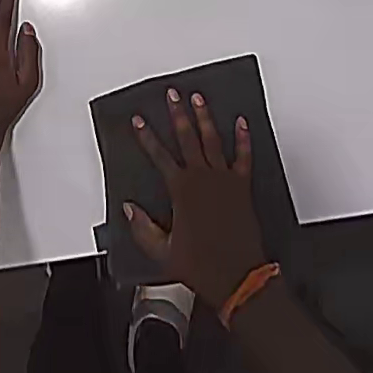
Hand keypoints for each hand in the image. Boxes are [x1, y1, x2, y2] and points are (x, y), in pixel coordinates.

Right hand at [127, 88, 266, 303]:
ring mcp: (223, 179)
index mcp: (181, 190)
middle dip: (177, 113)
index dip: (146, 136)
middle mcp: (201, 178)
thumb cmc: (202, 265)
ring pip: (211, 139)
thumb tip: (129, 209)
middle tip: (172, 94)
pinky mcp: (242, 186)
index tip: (138, 121)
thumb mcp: (163, 251)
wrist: (238, 278)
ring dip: (204, 116)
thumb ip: (143, 228)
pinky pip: (243, 156)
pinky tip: (241, 122)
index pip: (159, 155)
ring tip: (198, 98)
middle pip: (186, 137)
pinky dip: (243, 139)